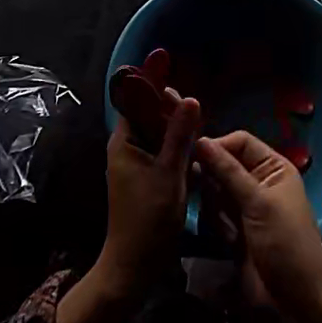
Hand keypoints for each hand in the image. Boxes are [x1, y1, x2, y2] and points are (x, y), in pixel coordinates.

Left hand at [59, 96, 200, 322]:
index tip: (164, 56)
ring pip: (156, 134)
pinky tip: (195, 145)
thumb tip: (190, 98)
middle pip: (148, 114)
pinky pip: (160, 151)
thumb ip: (181, 136)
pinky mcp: (144, 178)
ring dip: (174, 125)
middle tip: (194, 93)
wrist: (134, 265)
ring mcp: (134, 164)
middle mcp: (126, 148)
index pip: (136, 100)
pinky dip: (175, 145)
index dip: (150, 79)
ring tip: (198, 114)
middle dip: (168, 102)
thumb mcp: (169, 174)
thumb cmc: (148, 219)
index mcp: (124, 142)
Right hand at [195, 131, 321, 322]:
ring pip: (214, 190)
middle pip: (223, 165)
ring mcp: (246, 208)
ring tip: (226, 227)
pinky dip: (214, 223)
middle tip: (199, 191)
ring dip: (213, 205)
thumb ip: (227, 171)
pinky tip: (227, 240)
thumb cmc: (286, 245)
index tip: (192, 156)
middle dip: (211, 177)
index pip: (239, 142)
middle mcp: (259, 182)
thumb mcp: (258, 203)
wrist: (299, 303)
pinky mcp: (235, 231)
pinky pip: (214, 214)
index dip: (217, 146)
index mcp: (274, 168)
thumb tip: (200, 139)